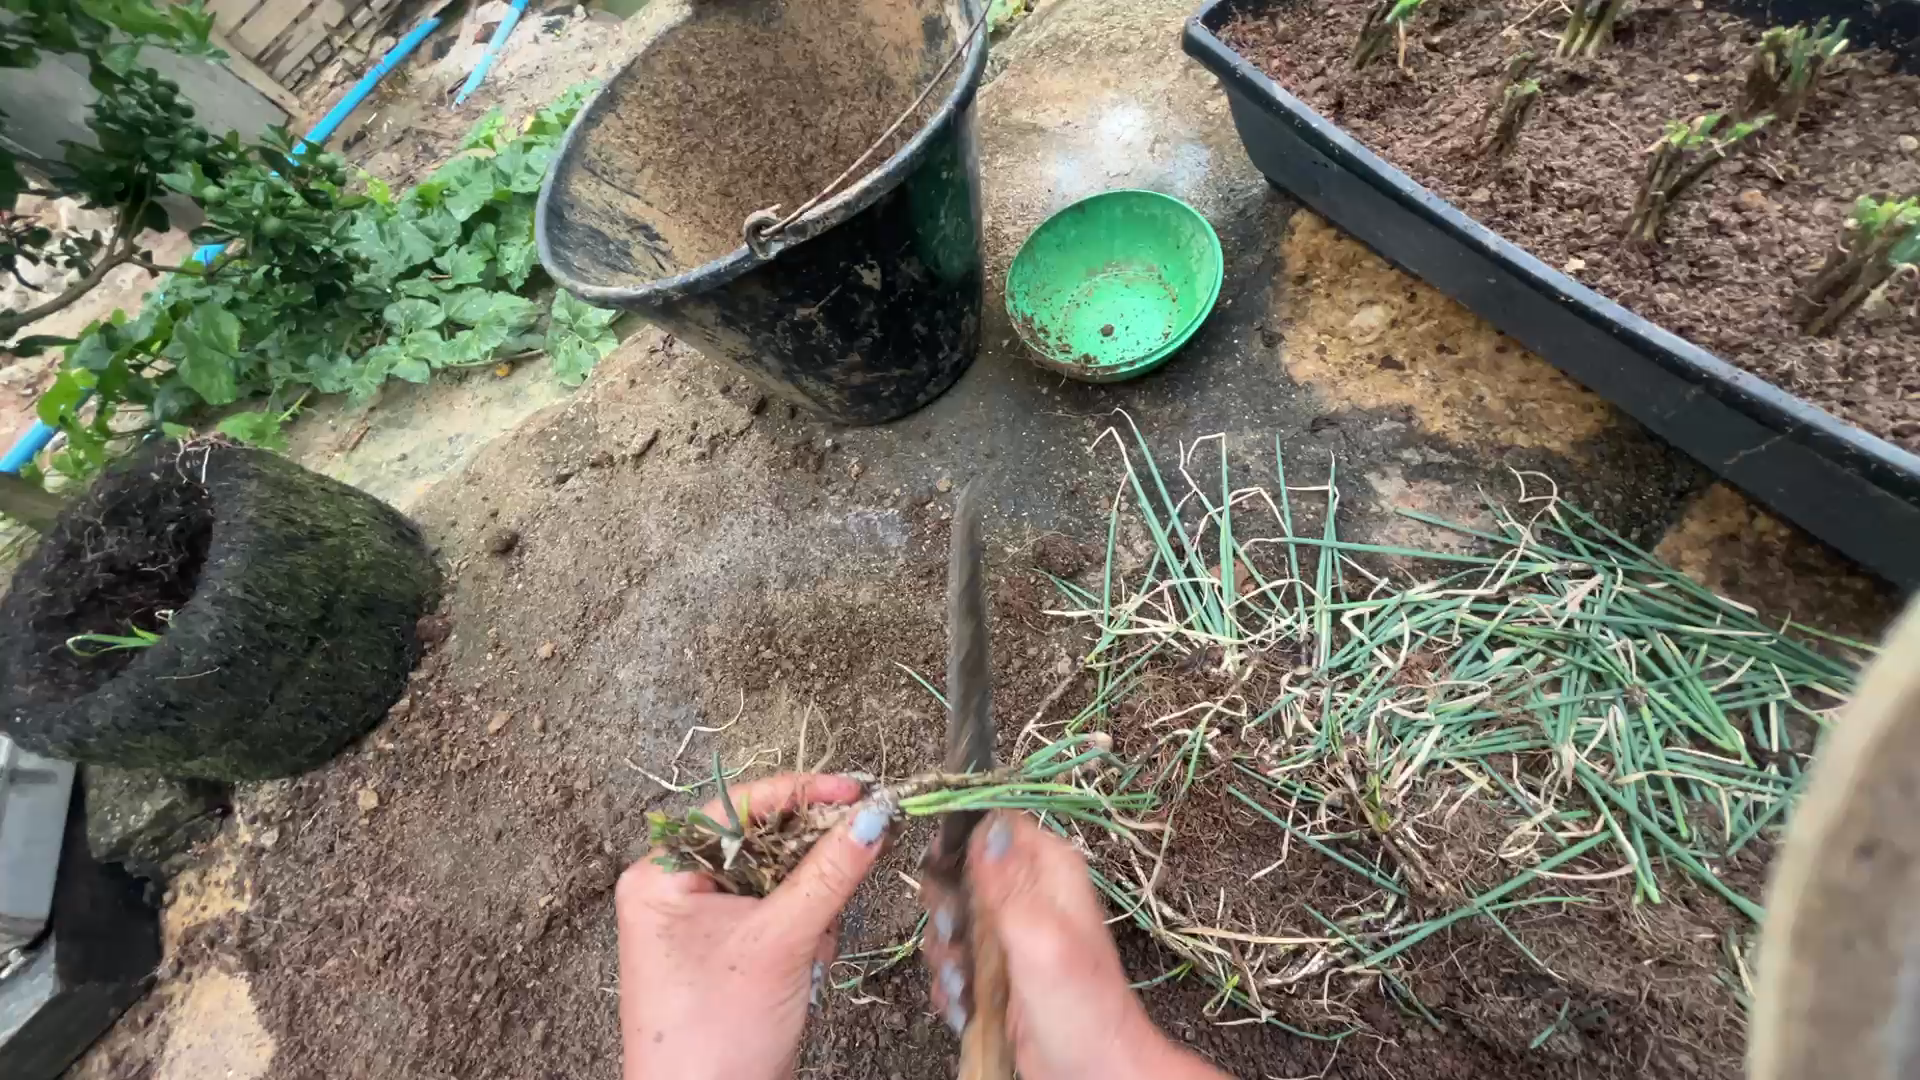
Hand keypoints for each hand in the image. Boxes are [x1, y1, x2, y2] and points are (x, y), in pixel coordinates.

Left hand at [616, 773, 893, 1079]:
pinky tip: (813, 957)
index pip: (739, 807)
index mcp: (664, 874)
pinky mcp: (732, 945)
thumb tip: (875, 815)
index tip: (854, 790)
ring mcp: (705, 918)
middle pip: (764, 838)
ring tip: (819, 940)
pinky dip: (808, 923)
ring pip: (780, 872)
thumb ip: (831, 871)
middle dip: (811, 859)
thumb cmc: (719, 1034)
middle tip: (859, 848)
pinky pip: (782, 905)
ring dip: (814, 898)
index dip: (799, 792)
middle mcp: (679, 887)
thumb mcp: (781, 941)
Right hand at [922, 812, 1232, 1079]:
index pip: (995, 824)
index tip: (941, 869)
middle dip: (947, 904)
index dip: (960, 840)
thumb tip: (985, 826)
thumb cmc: (1080, 1007)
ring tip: (962, 981)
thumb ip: (1007, 882)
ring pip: (952, 915)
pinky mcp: (996, 968)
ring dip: (945, 949)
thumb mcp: (1040, 936)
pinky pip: (955, 956)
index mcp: (1048, 867)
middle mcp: (1029, 890)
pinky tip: (962, 1002)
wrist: (1095, 1077)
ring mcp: (1011, 930)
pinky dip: (950, 979)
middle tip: (957, 934)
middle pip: (962, 870)